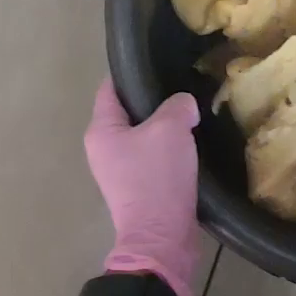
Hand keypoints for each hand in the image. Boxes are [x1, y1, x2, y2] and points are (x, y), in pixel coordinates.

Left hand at [85, 80, 201, 295]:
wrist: (162, 237)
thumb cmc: (157, 176)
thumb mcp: (171, 127)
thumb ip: (178, 104)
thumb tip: (184, 106)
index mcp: (101, 131)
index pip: (111, 87)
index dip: (133, 70)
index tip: (161, 58)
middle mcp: (104, 148)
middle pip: (130, 108)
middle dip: (156, 96)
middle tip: (185, 82)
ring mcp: (121, 168)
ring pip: (146, 131)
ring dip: (167, 122)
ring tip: (193, 108)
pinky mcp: (140, 184)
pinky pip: (155, 152)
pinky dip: (172, 144)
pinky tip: (193, 136)